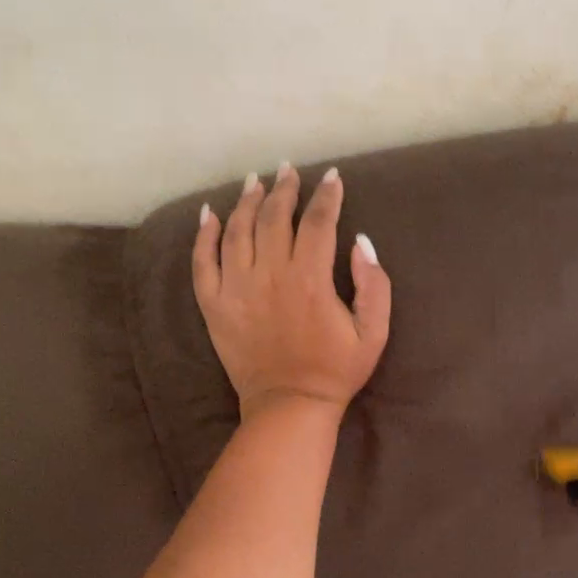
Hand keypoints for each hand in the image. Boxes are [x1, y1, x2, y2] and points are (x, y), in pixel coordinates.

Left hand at [192, 163, 391, 420]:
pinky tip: (210, 214)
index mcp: (311, 279)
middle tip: (289, 171)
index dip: (327, 196)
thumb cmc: (337, 370)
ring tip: (256, 182)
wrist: (289, 406)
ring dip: (248, 202)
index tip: (332, 177)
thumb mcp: (374, 333)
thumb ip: (374, 285)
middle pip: (275, 217)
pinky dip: (205, 233)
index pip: (319, 222)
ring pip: (238, 230)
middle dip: (285, 189)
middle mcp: (270, 273)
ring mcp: (237, 287)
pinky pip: (203, 260)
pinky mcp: (215, 304)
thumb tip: (361, 242)